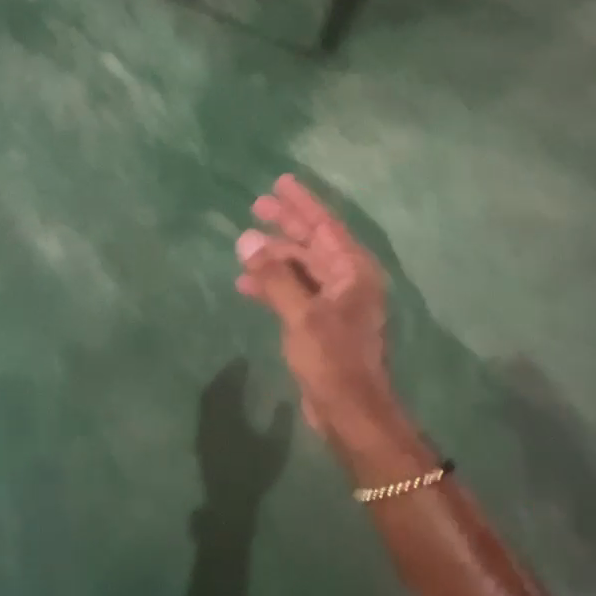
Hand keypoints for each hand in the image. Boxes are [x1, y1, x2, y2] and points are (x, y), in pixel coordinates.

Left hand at [195, 358, 292, 505]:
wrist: (228, 499)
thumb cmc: (255, 473)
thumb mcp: (275, 448)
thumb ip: (281, 422)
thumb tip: (286, 400)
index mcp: (229, 416)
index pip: (231, 386)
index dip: (236, 371)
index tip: (244, 360)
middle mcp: (212, 417)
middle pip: (215, 389)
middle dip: (224, 375)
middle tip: (235, 366)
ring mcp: (203, 428)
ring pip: (206, 399)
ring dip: (216, 385)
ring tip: (228, 379)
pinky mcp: (200, 438)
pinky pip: (203, 409)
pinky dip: (211, 399)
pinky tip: (219, 402)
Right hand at [234, 175, 398, 450]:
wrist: (351, 413)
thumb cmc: (332, 360)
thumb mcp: (300, 315)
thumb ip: (274, 275)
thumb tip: (246, 239)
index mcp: (352, 272)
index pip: (325, 226)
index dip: (302, 204)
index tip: (280, 182)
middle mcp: (348, 281)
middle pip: (313, 242)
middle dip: (286, 224)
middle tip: (257, 204)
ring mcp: (336, 303)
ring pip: (301, 267)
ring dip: (275, 255)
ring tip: (243, 243)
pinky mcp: (321, 323)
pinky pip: (295, 290)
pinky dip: (273, 283)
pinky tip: (246, 283)